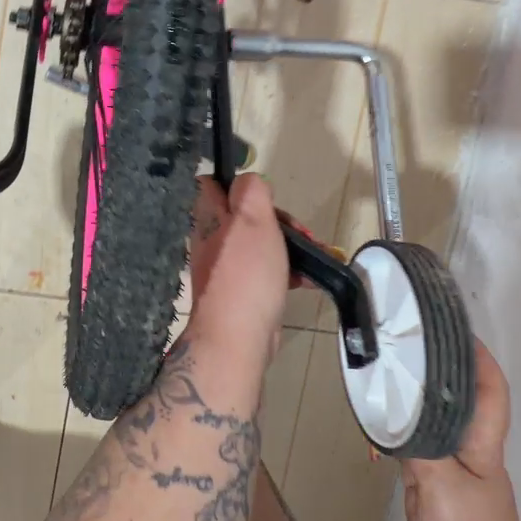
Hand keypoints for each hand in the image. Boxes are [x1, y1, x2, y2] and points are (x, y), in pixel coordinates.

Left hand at [186, 174, 289, 361]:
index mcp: (208, 217)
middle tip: (299, 231)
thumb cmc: (245, 273)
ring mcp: (225, 267)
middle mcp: (212, 238)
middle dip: (277, 220)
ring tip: (313, 252)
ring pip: (259, 243)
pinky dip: (286, 271)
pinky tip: (306, 279)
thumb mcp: (253, 219)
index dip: (236, 182)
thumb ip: (251, 192)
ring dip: (288, 245)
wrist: (237, 339)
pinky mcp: (241, 291)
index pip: (210, 184)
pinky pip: (265, 271)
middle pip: (244, 214)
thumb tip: (250, 181)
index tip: (263, 193)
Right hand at [401, 340, 520, 520]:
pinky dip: (407, 427)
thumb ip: (419, 445)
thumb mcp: (441, 490)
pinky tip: (386, 420)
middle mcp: (475, 461)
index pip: (492, 396)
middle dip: (445, 371)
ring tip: (392, 369)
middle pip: (465, 406)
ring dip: (422, 398)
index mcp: (486, 454)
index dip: (481, 360)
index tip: (457, 327)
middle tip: (411, 342)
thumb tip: (396, 408)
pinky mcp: (438, 496)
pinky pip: (423, 449)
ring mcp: (457, 480)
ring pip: (441, 426)